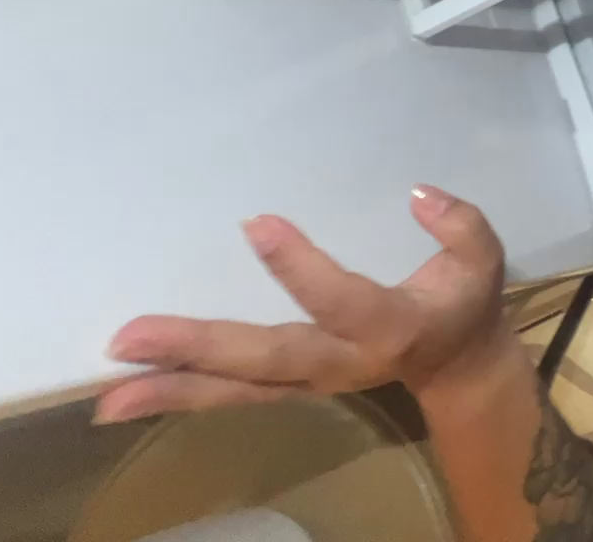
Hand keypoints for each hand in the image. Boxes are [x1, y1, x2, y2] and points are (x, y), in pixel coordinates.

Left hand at [95, 186, 510, 423]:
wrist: (461, 365)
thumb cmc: (469, 300)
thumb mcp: (485, 258)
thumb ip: (461, 225)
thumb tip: (417, 194)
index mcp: (394, 326)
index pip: (341, 300)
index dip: (300, 266)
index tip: (256, 223)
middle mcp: (347, 362)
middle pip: (270, 360)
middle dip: (203, 348)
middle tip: (133, 336)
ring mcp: (318, 381)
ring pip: (244, 389)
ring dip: (177, 389)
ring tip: (108, 393)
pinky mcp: (299, 384)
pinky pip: (241, 394)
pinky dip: (186, 397)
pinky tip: (128, 399)